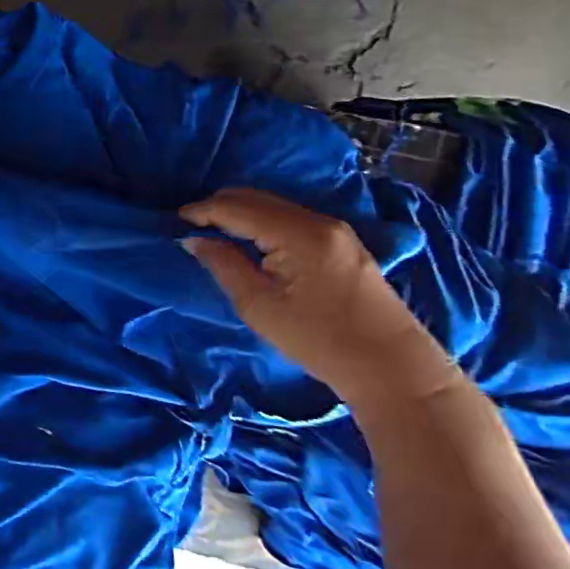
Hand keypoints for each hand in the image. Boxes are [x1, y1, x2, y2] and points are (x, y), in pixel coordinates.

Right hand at [179, 188, 458, 404]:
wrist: (395, 370)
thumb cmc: (319, 340)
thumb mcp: (258, 305)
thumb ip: (223, 264)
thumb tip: (194, 240)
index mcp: (297, 234)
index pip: (236, 207)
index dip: (201, 211)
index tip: (174, 221)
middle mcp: (318, 222)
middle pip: (256, 198)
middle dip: (219, 206)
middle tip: (191, 226)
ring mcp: (336, 231)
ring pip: (274, 206)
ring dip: (241, 213)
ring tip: (215, 232)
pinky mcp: (344, 244)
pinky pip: (290, 218)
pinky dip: (262, 221)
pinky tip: (250, 240)